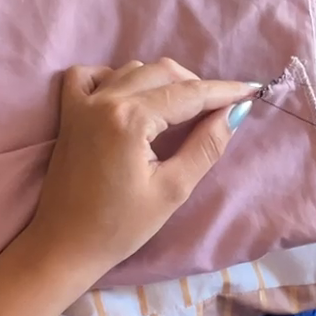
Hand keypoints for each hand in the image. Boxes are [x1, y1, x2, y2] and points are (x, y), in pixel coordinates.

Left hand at [18, 59, 254, 280]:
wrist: (64, 245)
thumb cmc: (120, 227)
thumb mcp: (172, 190)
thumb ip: (205, 147)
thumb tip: (235, 113)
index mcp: (130, 119)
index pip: (189, 93)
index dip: (224, 91)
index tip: (251, 90)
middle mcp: (104, 100)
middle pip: (163, 72)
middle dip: (196, 86)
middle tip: (218, 109)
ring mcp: (81, 104)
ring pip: (132, 70)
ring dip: (161, 81)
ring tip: (181, 110)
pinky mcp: (67, 113)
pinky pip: (90, 75)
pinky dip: (114, 78)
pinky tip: (128, 98)